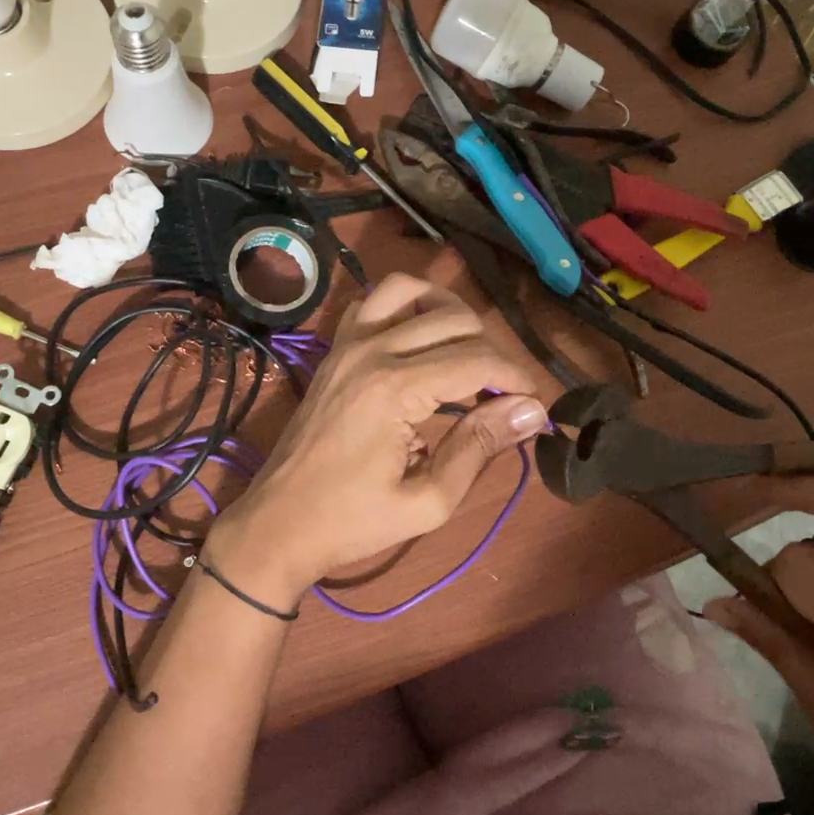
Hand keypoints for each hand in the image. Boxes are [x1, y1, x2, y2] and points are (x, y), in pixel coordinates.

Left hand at [205, 274, 543, 606]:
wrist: (279, 522)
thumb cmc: (352, 521)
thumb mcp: (427, 501)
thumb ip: (478, 447)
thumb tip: (530, 411)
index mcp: (395, 389)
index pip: (478, 361)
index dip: (516, 380)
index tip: (535, 407)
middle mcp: (372, 351)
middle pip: (455, 322)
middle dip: (492, 353)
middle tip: (502, 396)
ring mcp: (347, 344)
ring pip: (414, 292)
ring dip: (451, 315)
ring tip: (469, 355)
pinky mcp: (334, 348)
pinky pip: (373, 301)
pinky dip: (406, 305)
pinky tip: (421, 338)